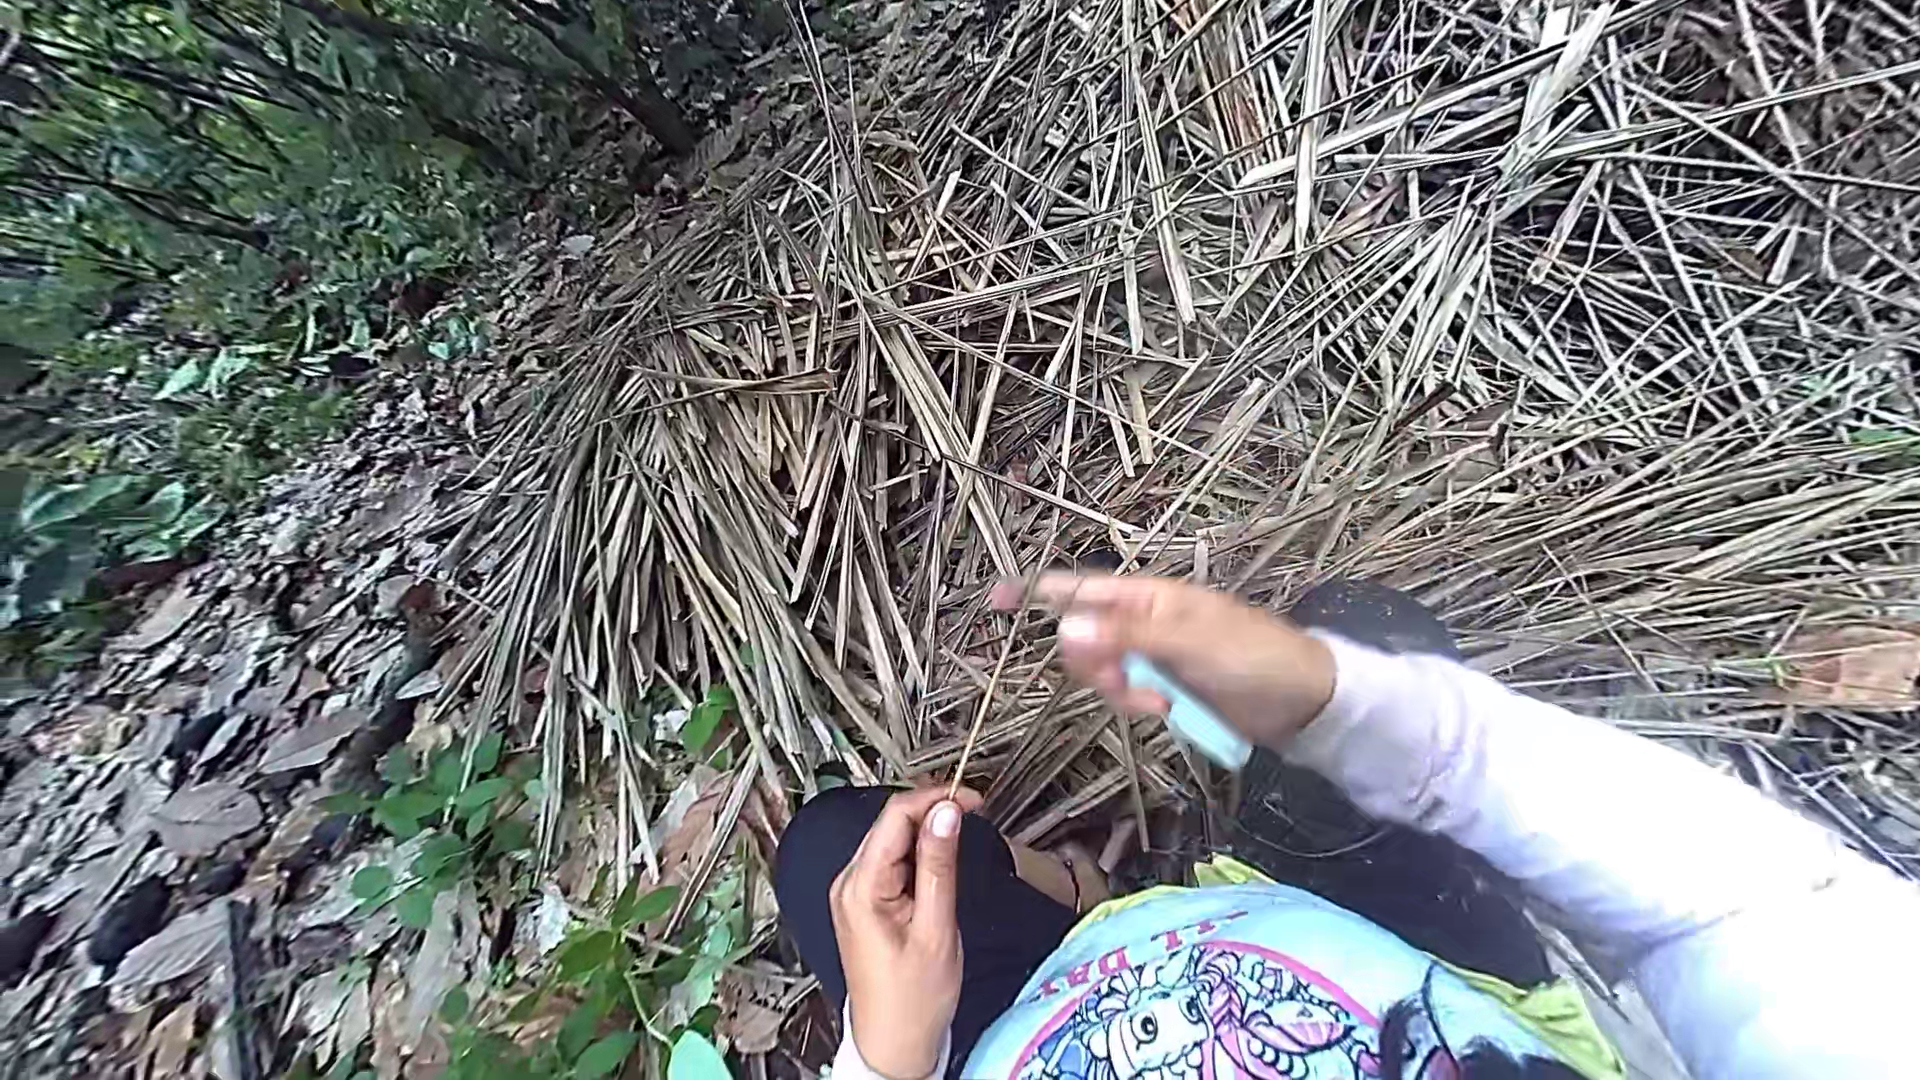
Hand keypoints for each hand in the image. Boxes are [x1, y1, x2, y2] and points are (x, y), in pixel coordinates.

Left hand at [831, 786, 981, 1079]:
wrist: (894, 1046)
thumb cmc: (914, 999)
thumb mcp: (936, 928)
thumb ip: (939, 864)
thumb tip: (947, 811)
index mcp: (861, 887)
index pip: (895, 816)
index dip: (934, 797)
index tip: (970, 797)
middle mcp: (850, 881)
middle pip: (891, 820)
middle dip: (932, 807)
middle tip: (972, 807)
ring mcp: (855, 888)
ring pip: (893, 835)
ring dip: (927, 825)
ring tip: (962, 826)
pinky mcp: (865, 897)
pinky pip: (892, 855)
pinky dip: (919, 846)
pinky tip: (940, 850)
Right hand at [992, 573, 1336, 746]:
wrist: (1305, 703)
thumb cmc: (1252, 657)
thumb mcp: (1189, 643)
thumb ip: (1125, 637)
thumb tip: (1063, 630)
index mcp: (1146, 597)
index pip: (1081, 589)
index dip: (1037, 592)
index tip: (996, 599)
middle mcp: (1142, 621)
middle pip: (1084, 636)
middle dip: (1092, 663)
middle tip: (1120, 682)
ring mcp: (1152, 654)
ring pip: (1103, 669)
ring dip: (1117, 689)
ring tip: (1156, 702)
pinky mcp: (1163, 683)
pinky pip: (1126, 691)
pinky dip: (1136, 703)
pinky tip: (1165, 710)